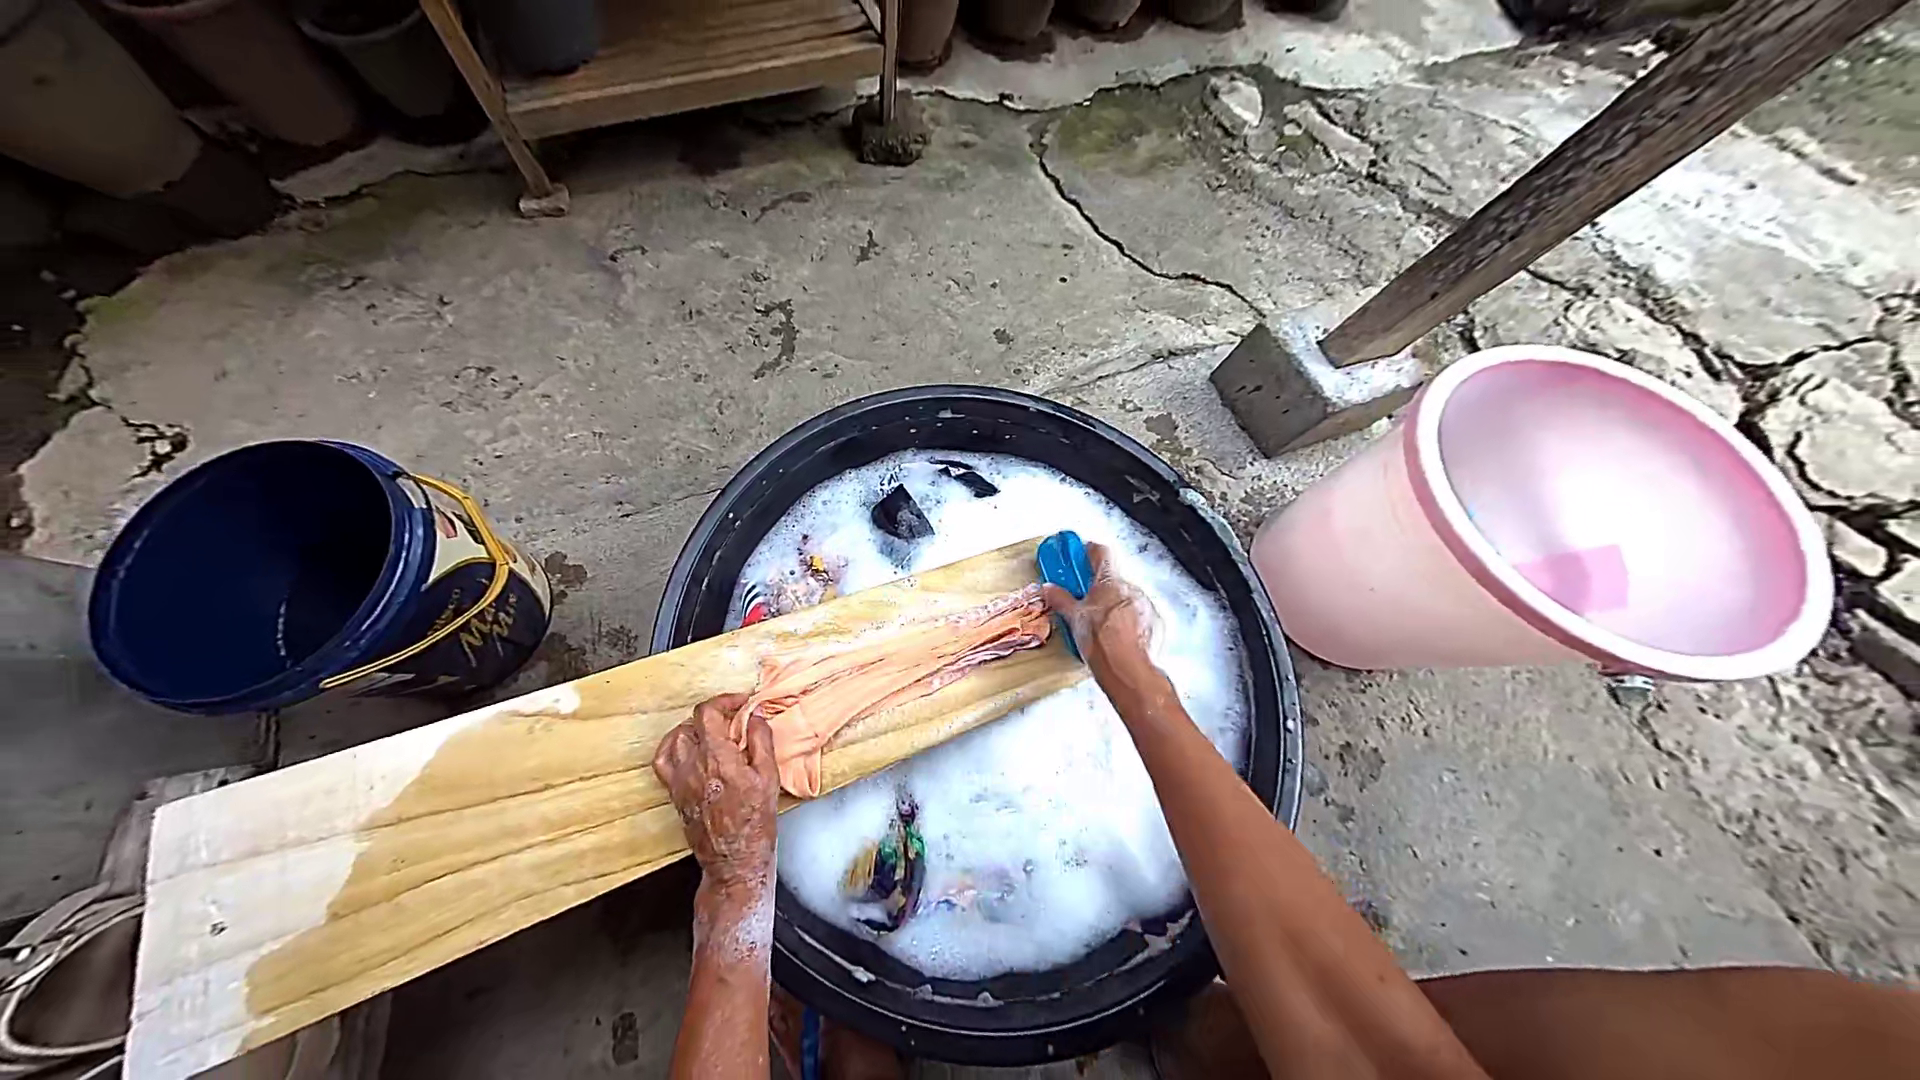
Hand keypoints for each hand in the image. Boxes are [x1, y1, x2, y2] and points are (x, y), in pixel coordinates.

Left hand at [653, 693, 779, 898]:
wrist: (735, 858)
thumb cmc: (755, 820)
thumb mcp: (769, 775)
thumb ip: (761, 739)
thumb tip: (756, 715)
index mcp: (717, 757)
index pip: (708, 712)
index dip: (724, 700)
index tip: (741, 702)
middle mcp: (692, 766)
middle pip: (692, 723)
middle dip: (714, 714)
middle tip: (733, 718)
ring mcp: (680, 780)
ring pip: (674, 739)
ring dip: (693, 728)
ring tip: (712, 731)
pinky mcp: (674, 793)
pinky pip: (663, 761)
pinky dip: (673, 747)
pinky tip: (689, 749)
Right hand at [1039, 542, 1161, 686]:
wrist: (1128, 670)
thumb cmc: (1101, 642)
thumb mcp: (1074, 619)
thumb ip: (1060, 599)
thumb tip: (1049, 588)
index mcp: (1110, 582)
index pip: (1101, 552)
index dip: (1089, 550)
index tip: (1079, 552)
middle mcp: (1131, 589)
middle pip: (1113, 579)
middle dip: (1098, 586)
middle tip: (1083, 599)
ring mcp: (1146, 606)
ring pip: (1126, 598)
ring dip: (1113, 605)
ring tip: (1099, 625)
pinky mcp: (1156, 624)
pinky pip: (1139, 615)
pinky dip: (1128, 621)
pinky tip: (1116, 636)